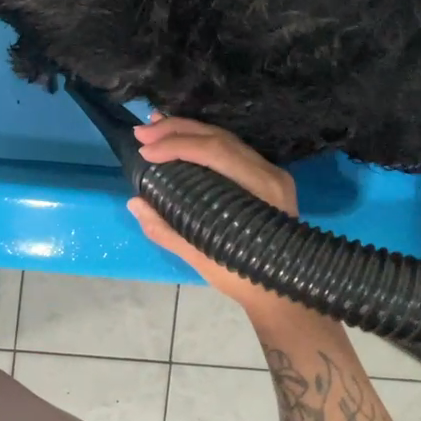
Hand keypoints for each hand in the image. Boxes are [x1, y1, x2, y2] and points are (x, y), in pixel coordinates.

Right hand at [126, 114, 299, 314]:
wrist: (285, 293)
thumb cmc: (246, 278)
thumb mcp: (204, 258)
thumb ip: (167, 230)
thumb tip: (135, 203)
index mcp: (260, 189)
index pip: (215, 153)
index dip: (177, 147)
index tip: (145, 152)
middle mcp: (268, 173)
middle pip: (219, 138)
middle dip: (177, 130)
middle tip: (141, 132)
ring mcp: (268, 173)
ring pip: (224, 139)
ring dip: (186, 131)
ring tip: (153, 127)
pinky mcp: (262, 176)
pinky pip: (228, 150)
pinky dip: (200, 142)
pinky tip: (179, 140)